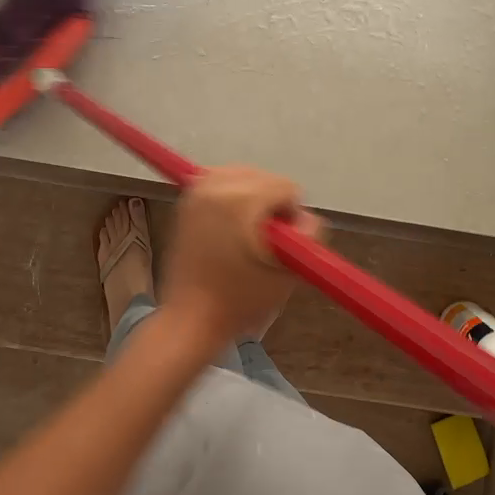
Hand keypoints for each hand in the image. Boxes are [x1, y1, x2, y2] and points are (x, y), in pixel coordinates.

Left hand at [161, 166, 323, 345]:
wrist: (190, 319)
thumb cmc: (241, 300)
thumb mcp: (287, 272)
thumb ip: (308, 236)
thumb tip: (304, 216)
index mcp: (242, 199)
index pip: (286, 188)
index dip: (292, 216)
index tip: (284, 243)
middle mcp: (217, 185)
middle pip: (264, 177)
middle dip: (272, 204)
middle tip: (268, 239)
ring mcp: (197, 190)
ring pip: (242, 176)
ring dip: (253, 197)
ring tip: (250, 232)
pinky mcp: (186, 200)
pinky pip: (220, 182)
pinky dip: (232, 195)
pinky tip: (232, 223)